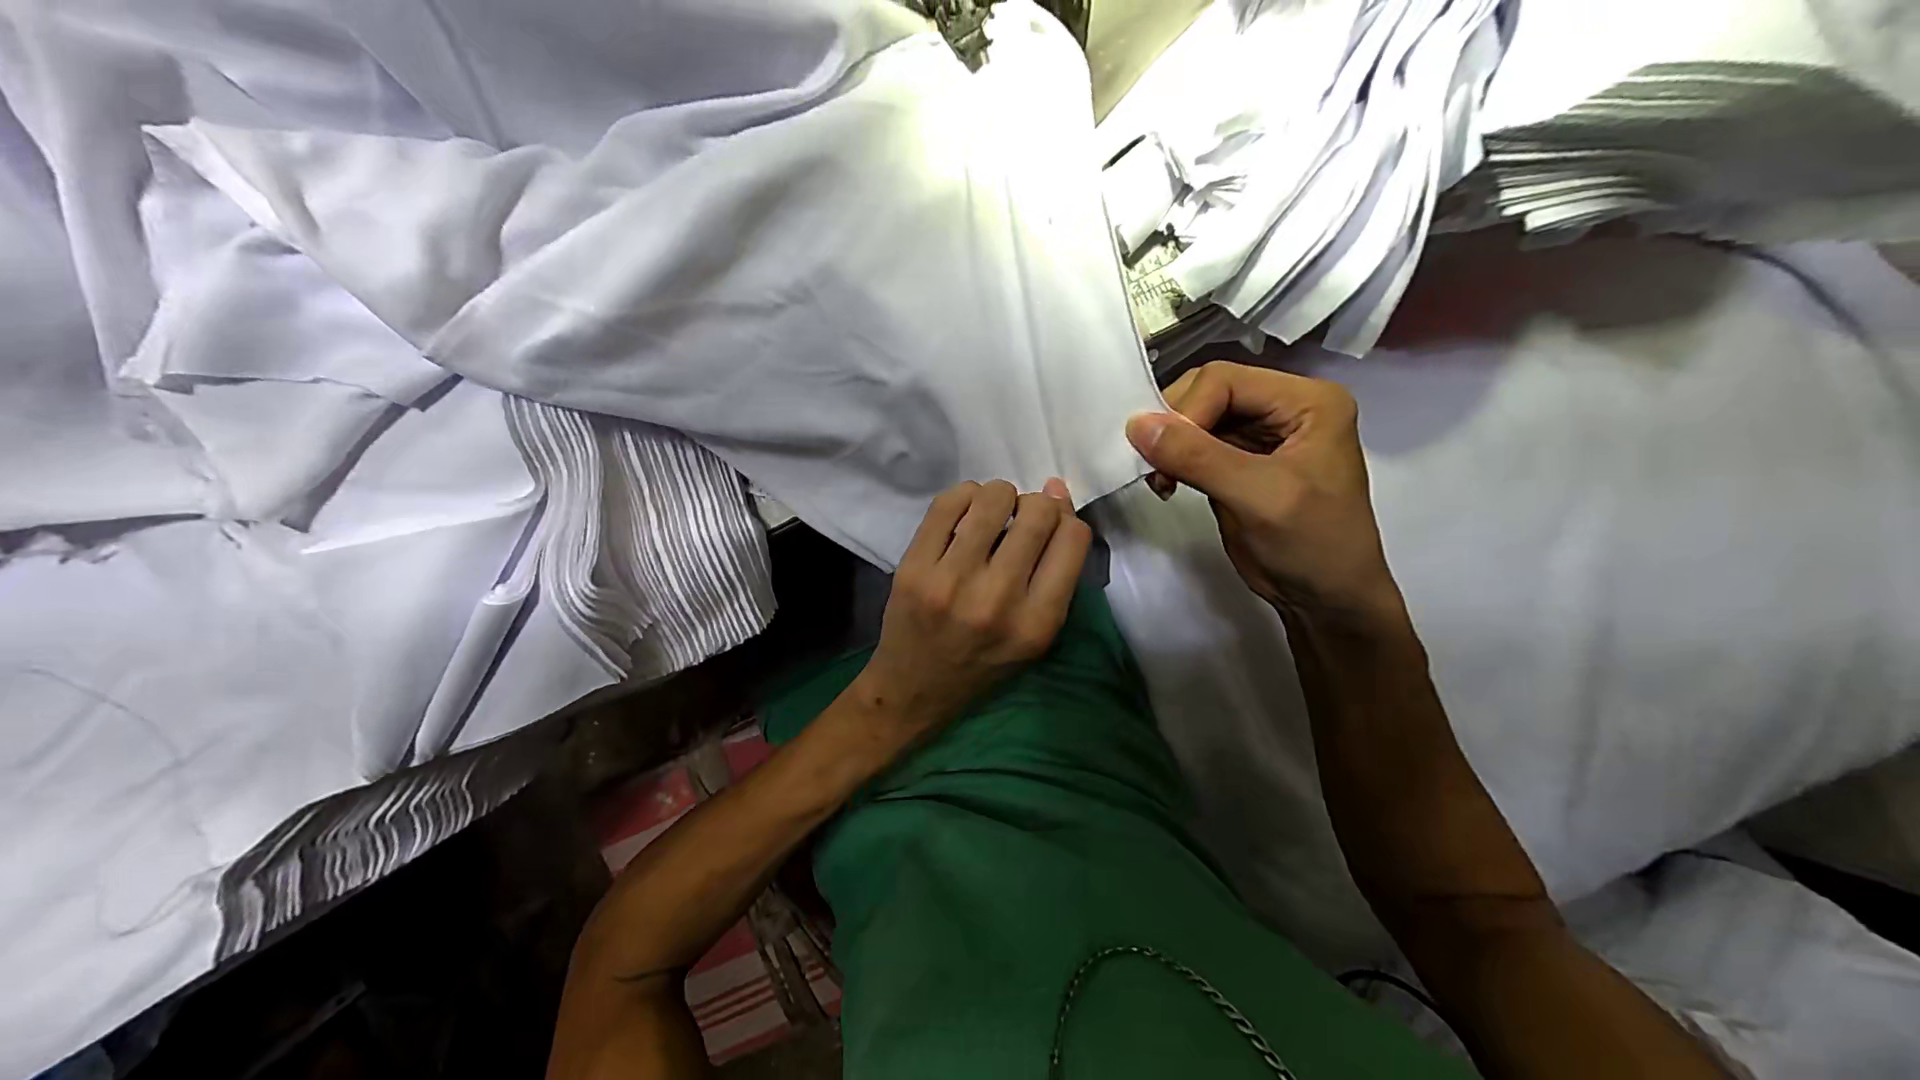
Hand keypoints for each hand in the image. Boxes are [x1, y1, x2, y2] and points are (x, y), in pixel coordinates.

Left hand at [854, 478, 1091, 729]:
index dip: (1066, 520)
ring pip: (993, 498)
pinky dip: (965, 497)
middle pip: (1037, 512)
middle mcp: (997, 600)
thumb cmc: (986, 661)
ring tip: (991, 515)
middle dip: (1036, 505)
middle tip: (1020, 519)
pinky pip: (948, 502)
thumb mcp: (1036, 631)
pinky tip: (965, 515)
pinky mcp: (913, 568)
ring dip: (1000, 497)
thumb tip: (1058, 489)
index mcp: (1038, 622)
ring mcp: (951, 582)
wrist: (916, 688)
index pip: (1073, 538)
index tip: (1051, 527)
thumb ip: (1056, 567)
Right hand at [1126, 361, 1403, 624]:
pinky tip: (1167, 483)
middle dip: (1175, 427)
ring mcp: (1259, 434)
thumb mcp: (1259, 497)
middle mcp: (1283, 408)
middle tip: (1157, 469)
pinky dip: (1173, 460)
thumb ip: (1199, 457)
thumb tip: (1136, 424)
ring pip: (1195, 417)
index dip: (1187, 412)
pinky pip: (1194, 444)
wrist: (1326, 600)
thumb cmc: (1312, 545)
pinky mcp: (1237, 461)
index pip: (1225, 381)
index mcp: (1307, 401)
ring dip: (1170, 445)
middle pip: (1207, 392)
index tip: (1163, 457)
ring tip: (1161, 480)